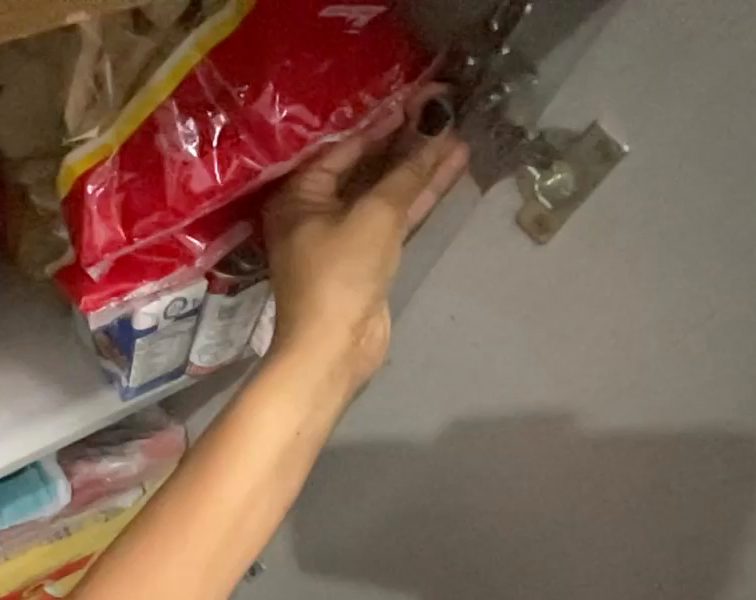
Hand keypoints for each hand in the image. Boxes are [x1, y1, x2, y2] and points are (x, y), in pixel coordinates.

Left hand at [263, 83, 469, 389]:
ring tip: (457, 133)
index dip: (382, 122)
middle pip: (363, 169)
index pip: (342, 148)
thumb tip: (436, 132)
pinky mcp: (364, 260)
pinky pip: (392, 218)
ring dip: (418, 168)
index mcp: (298, 198)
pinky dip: (418, 197)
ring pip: (383, 194)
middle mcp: (313, 214)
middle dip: (404, 143)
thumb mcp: (375, 215)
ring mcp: (340, 239)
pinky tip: (450, 169)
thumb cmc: (340, 275)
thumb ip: (407, 173)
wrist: (333, 347)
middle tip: (443, 108)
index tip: (420, 96)